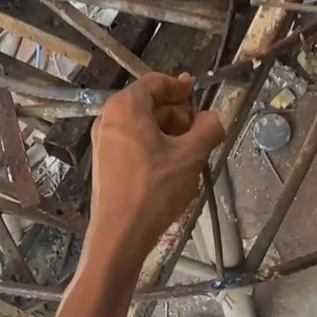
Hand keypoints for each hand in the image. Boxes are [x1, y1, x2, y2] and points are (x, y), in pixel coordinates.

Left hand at [87, 73, 224, 266]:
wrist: (120, 234)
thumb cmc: (155, 190)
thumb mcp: (191, 156)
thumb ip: (209, 128)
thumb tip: (213, 118)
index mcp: (125, 107)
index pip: (155, 82)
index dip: (180, 87)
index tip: (197, 94)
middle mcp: (108, 119)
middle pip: (149, 105)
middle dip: (177, 117)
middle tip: (198, 137)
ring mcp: (103, 143)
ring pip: (143, 128)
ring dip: (168, 136)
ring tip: (187, 159)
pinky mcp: (104, 165)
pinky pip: (133, 145)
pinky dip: (154, 150)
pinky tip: (169, 172)